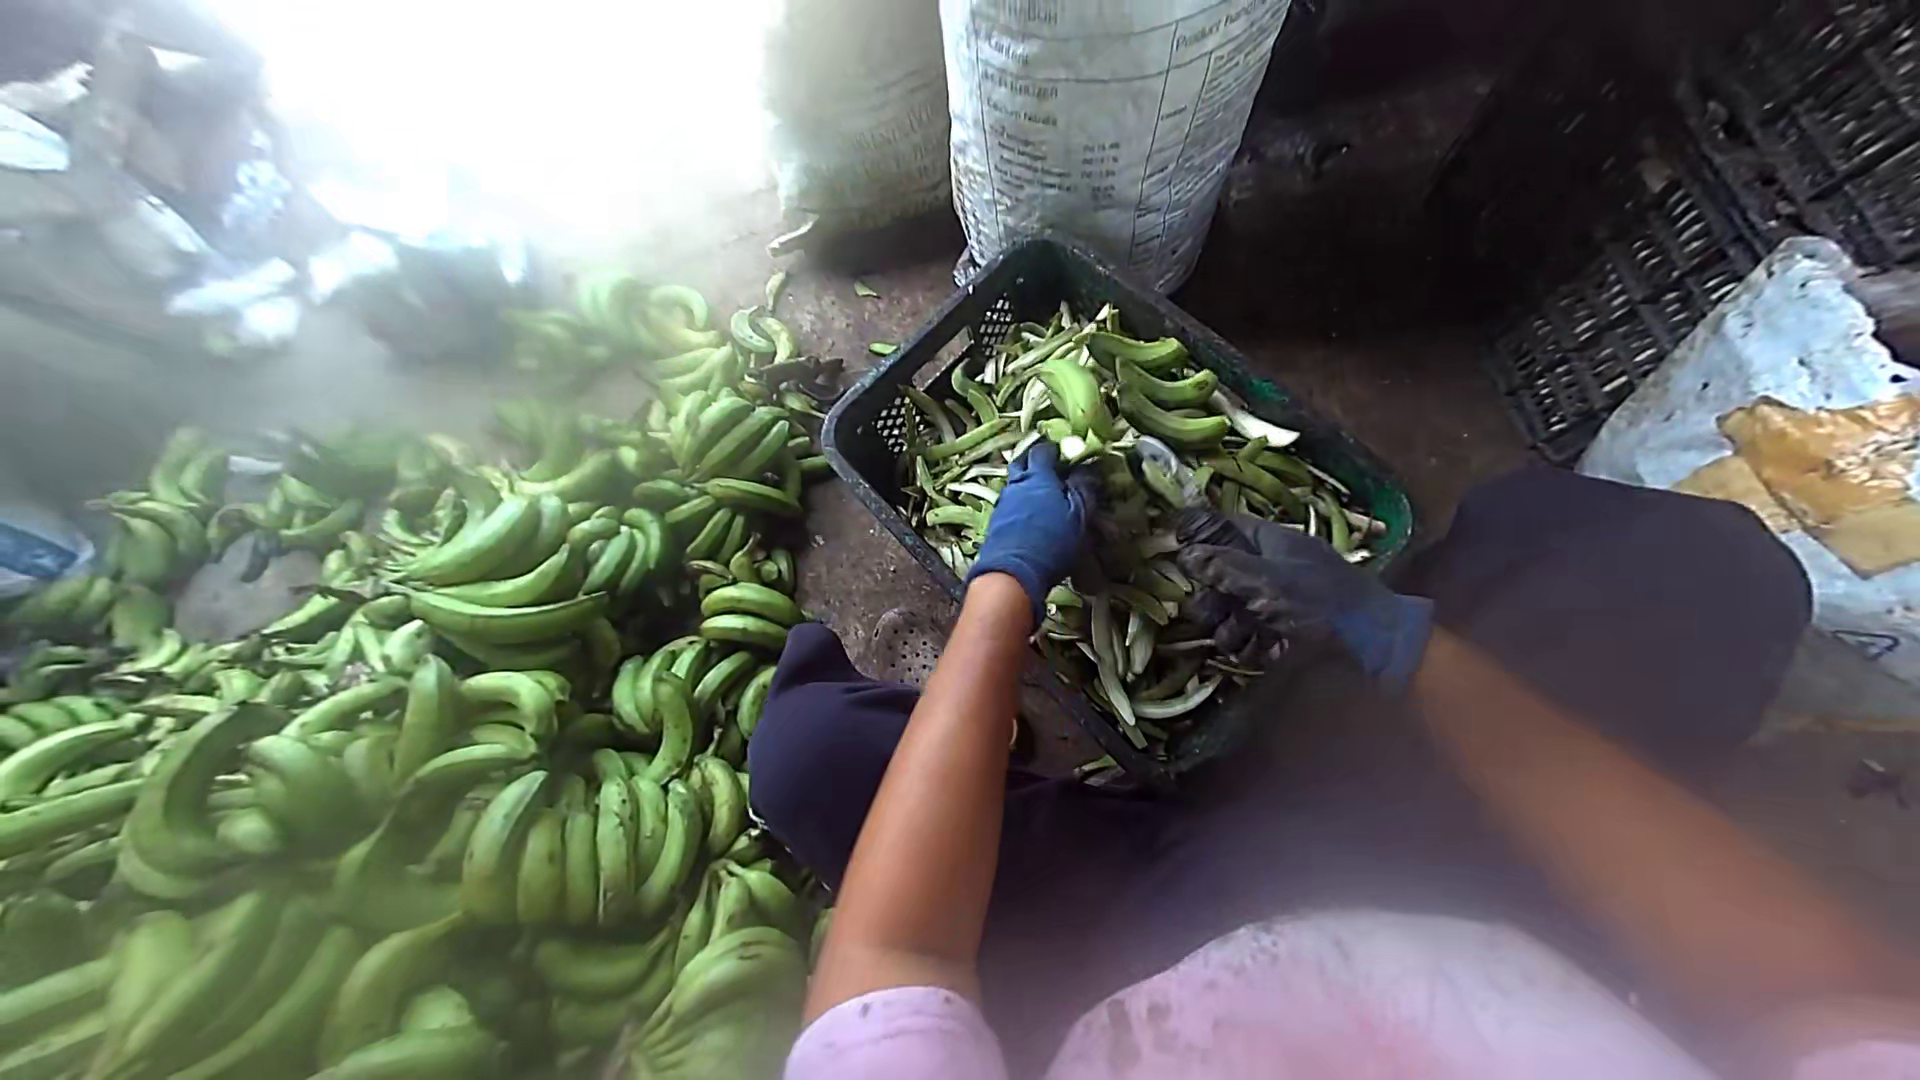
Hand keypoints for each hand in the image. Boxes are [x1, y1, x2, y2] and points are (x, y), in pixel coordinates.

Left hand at [965, 442, 1091, 625]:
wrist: (1012, 573)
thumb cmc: (1052, 542)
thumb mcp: (1079, 516)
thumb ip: (1082, 490)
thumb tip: (1085, 470)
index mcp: (1037, 477)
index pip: (1042, 451)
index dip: (1053, 451)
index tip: (1064, 455)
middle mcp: (1016, 485)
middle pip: (1022, 464)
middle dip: (1035, 464)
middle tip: (1052, 473)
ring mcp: (1002, 504)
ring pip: (1016, 486)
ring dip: (1028, 488)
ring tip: (1045, 500)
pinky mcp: (995, 524)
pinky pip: (1010, 506)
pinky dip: (1021, 506)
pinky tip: (1031, 519)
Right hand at [1176, 509, 1432, 691]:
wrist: (1379, 648)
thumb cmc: (1325, 603)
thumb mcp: (1269, 580)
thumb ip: (1223, 566)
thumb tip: (1183, 555)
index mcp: (1268, 541)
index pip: (1221, 527)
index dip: (1195, 537)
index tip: (1175, 554)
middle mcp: (1266, 566)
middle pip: (1216, 574)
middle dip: (1210, 598)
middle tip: (1213, 613)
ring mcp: (1271, 599)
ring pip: (1226, 608)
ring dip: (1226, 627)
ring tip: (1240, 639)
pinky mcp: (1277, 628)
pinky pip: (1244, 633)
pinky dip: (1246, 644)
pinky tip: (1259, 651)